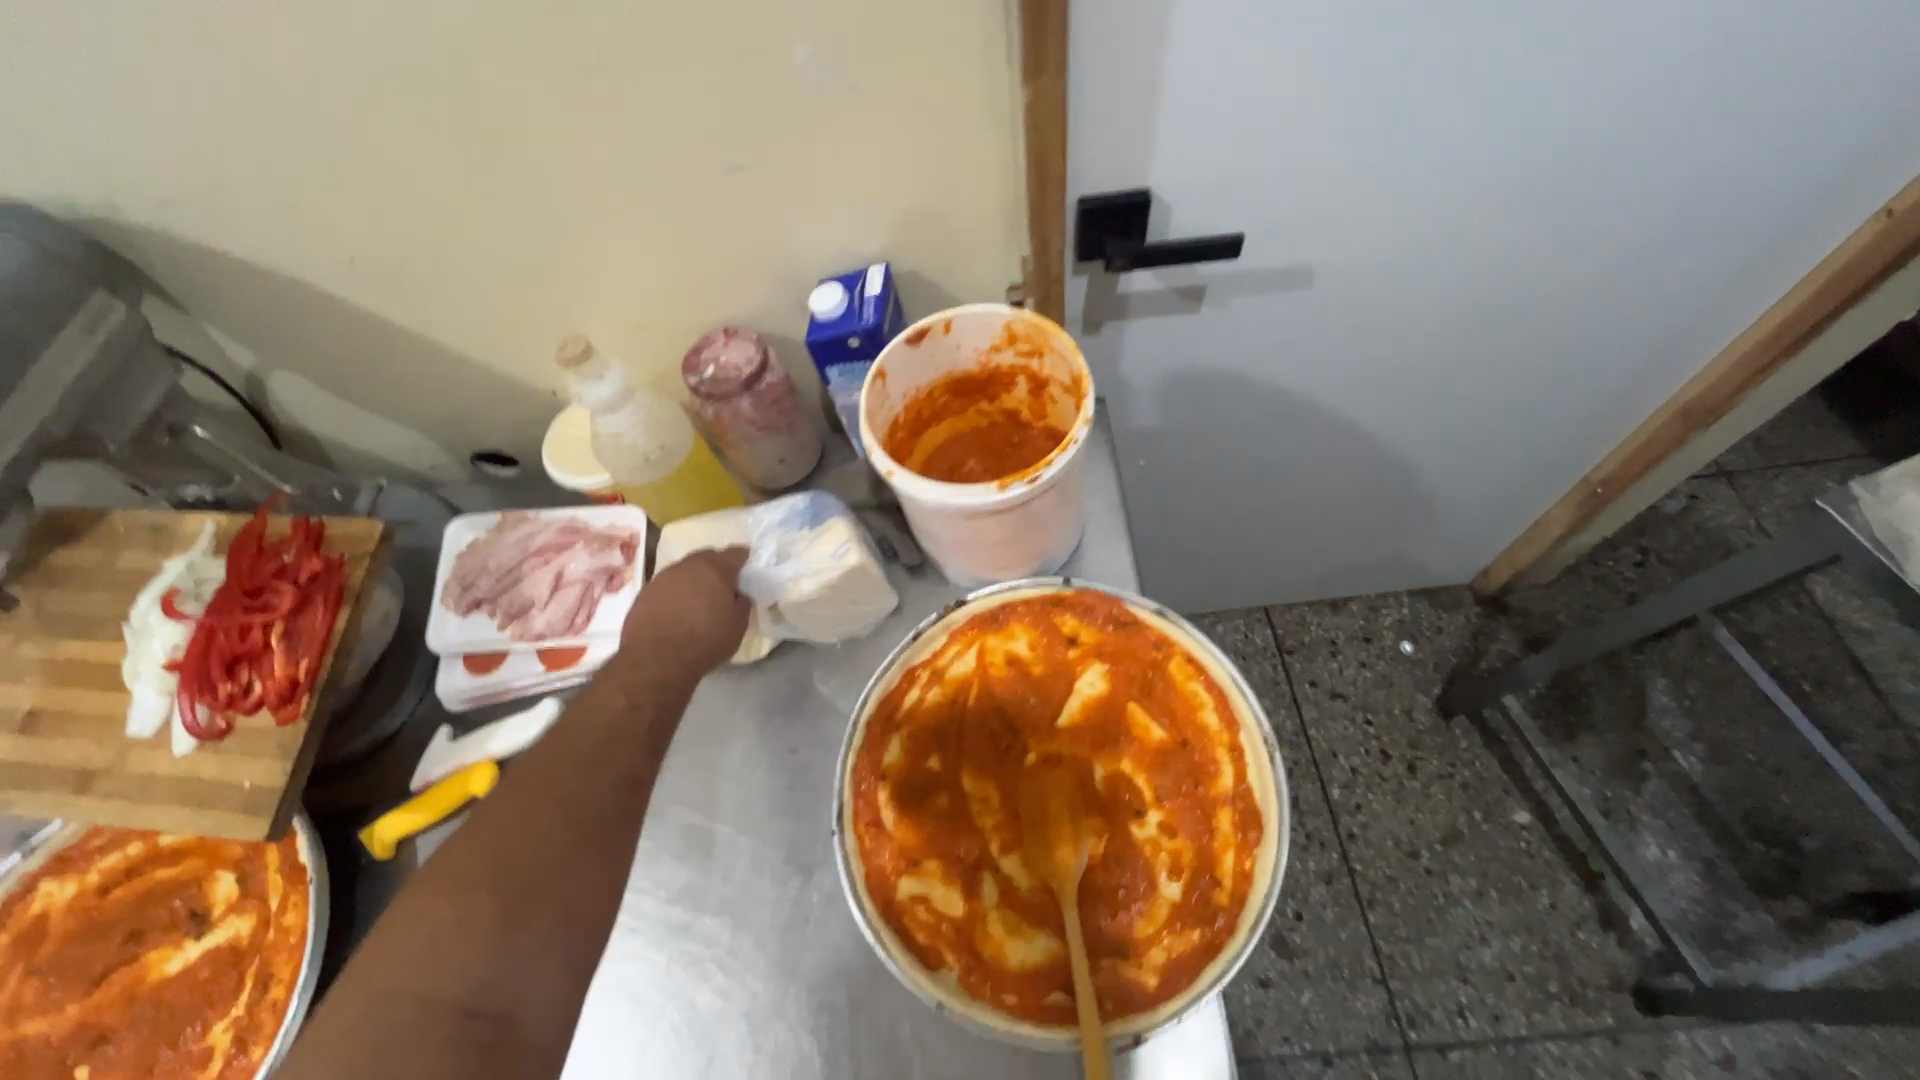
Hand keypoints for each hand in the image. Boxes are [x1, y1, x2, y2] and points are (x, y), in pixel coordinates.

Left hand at [616, 547, 750, 675]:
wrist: (655, 659)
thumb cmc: (705, 640)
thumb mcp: (738, 625)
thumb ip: (742, 603)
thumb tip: (737, 594)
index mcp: (715, 568)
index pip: (735, 553)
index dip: (743, 559)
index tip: (747, 568)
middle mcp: (687, 566)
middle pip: (706, 557)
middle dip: (716, 567)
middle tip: (723, 584)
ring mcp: (662, 577)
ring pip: (684, 571)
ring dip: (693, 580)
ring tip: (698, 600)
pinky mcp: (644, 593)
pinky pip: (666, 587)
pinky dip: (674, 594)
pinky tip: (677, 611)